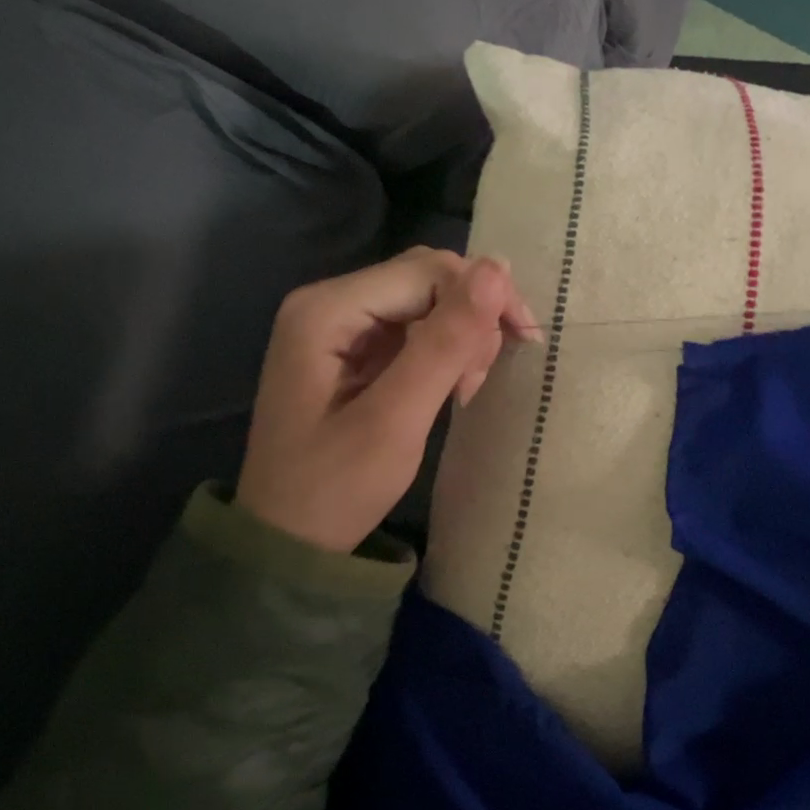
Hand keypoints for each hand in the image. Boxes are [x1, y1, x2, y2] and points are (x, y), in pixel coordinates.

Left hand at [234, 247, 538, 550]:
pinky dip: (444, 350)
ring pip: (426, 300)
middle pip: (427, 277)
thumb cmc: (336, 487)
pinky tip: (452, 385)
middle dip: (472, 317)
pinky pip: (414, 326)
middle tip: (483, 376)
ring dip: (462, 335)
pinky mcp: (350, 349)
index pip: (428, 270)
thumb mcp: (397, 418)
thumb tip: (499, 267)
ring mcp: (338, 325)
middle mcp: (328, 302)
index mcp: (327, 309)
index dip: (483, 296)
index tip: (521, 344)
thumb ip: (446, 343)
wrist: (287, 541)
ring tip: (466, 388)